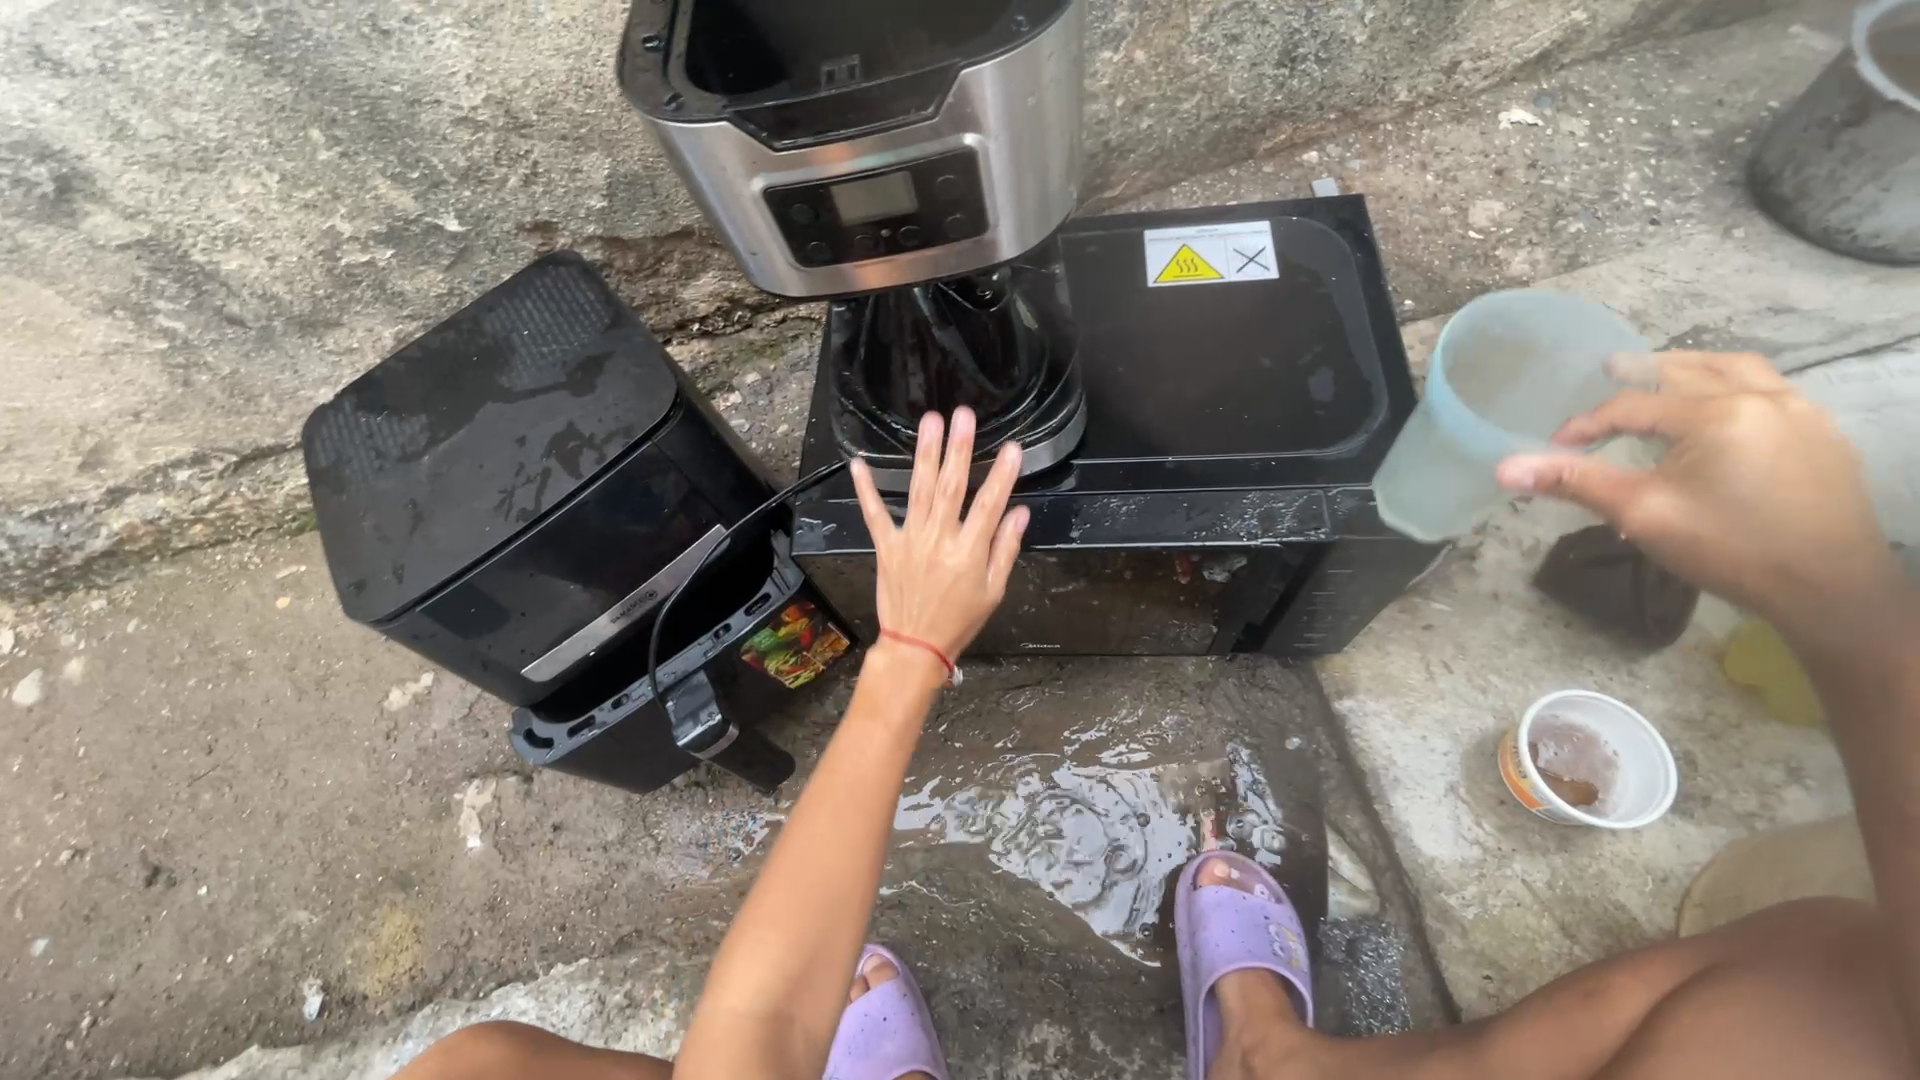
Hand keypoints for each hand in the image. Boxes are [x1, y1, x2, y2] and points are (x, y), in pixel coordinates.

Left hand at [850, 407, 1028, 662]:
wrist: (916, 645)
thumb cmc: (959, 620)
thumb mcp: (993, 591)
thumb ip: (1005, 550)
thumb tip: (1019, 513)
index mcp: (969, 553)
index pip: (990, 505)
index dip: (1002, 475)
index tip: (1012, 447)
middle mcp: (939, 540)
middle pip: (952, 488)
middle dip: (959, 449)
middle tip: (964, 416)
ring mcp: (910, 540)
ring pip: (919, 490)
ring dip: (925, 454)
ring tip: (930, 422)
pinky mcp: (886, 546)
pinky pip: (874, 514)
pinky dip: (866, 489)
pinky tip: (858, 463)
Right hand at [1495, 351, 1901, 632]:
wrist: (1829, 588)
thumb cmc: (1727, 548)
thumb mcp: (1640, 513)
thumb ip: (1574, 481)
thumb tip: (1504, 469)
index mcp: (1718, 414)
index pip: (1632, 406)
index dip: (1586, 424)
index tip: (1555, 449)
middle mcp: (1765, 398)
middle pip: (1690, 370)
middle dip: (1642, 373)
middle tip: (1607, 371)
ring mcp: (1803, 414)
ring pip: (1740, 370)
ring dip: (1694, 368)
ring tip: (1664, 376)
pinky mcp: (1823, 436)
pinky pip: (1771, 391)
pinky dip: (1733, 385)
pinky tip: (1718, 409)